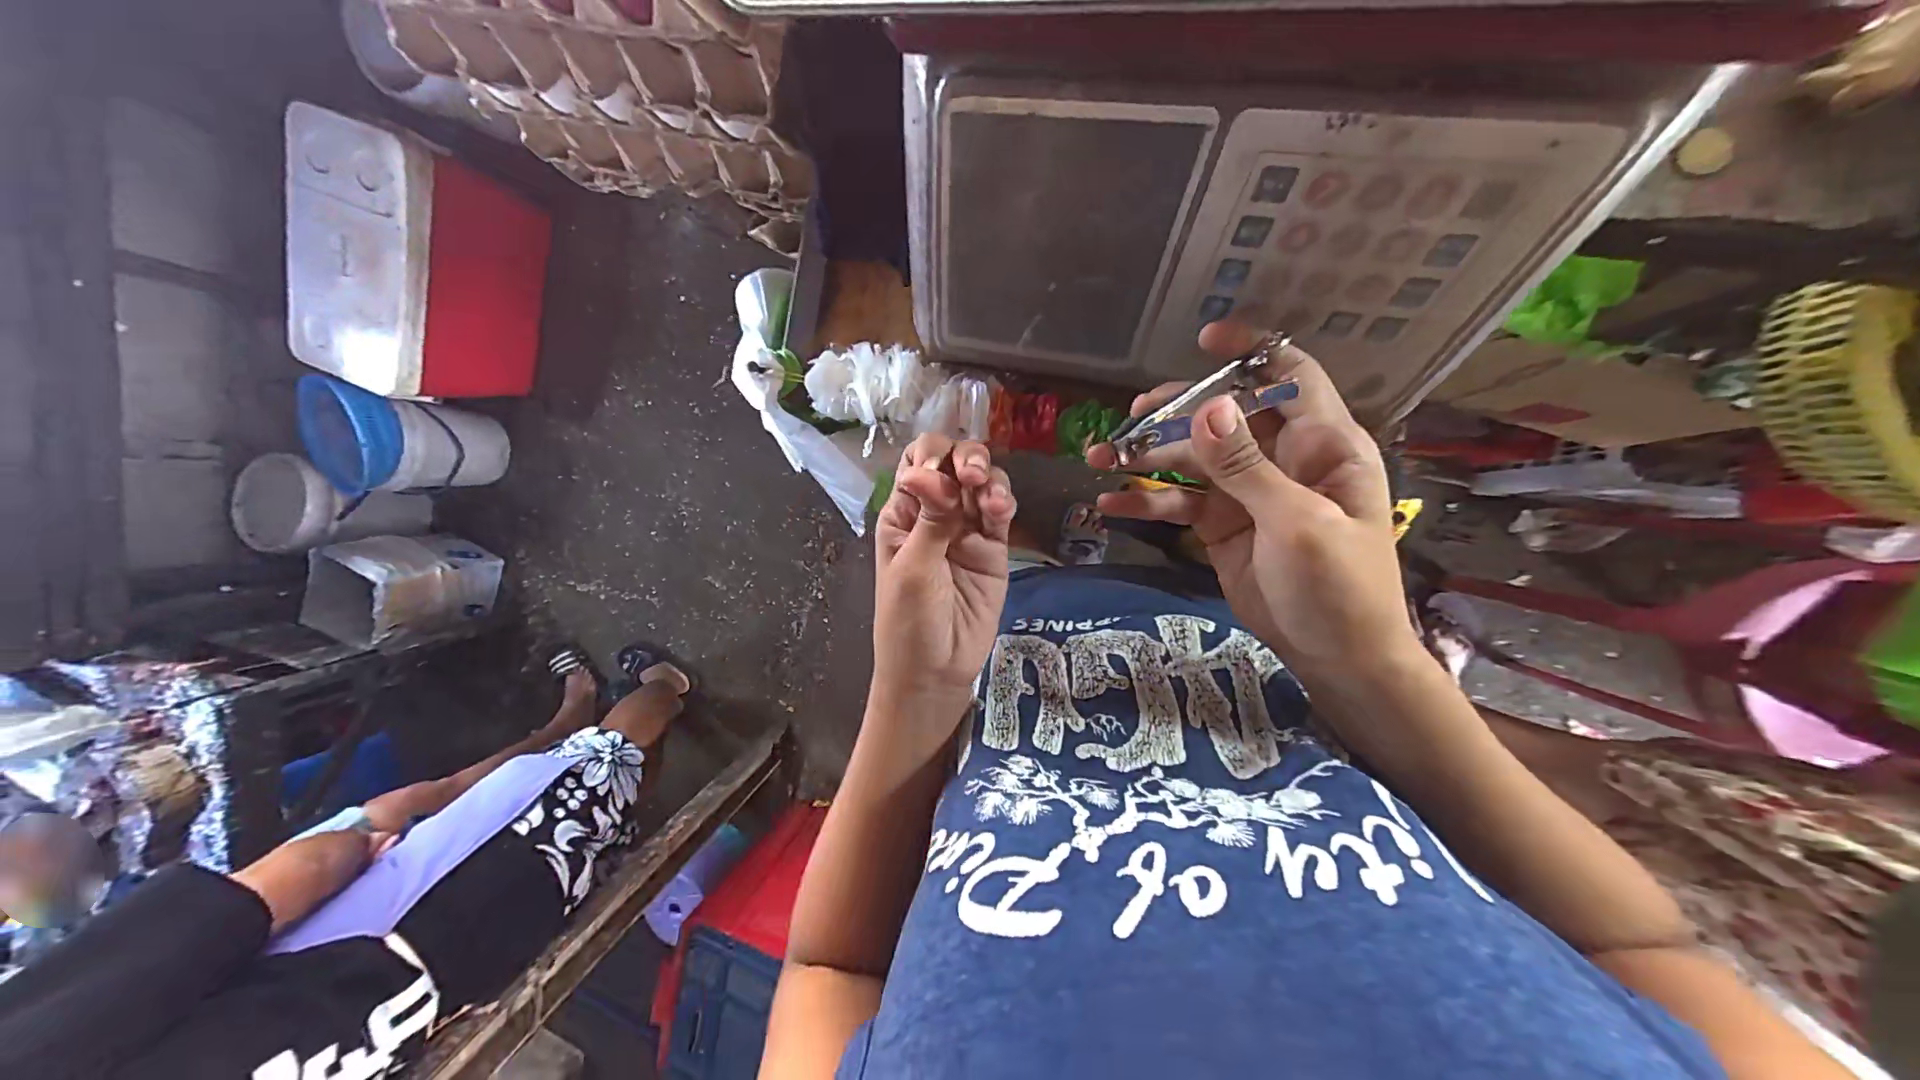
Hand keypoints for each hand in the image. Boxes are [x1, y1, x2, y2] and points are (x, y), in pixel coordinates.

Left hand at [872, 435, 1015, 728]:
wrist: (935, 672)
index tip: (939, 472)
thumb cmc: (908, 621)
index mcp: (903, 513)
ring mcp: (967, 530)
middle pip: (954, 465)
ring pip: (983, 484)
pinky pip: (1001, 515)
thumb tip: (930, 470)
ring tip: (988, 497)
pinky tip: (1000, 511)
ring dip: (988, 477)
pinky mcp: (994, 549)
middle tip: (971, 474)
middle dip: (965, 458)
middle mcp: (936, 513)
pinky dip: (1003, 504)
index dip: (931, 455)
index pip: (918, 462)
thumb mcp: (912, 568)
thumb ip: (929, 518)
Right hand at [1086, 321, 1417, 679]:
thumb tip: (1207, 408)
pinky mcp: (1221, 525)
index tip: (1204, 339)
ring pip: (1192, 459)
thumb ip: (1247, 465)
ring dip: (1147, 458)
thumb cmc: (1338, 586)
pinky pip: (1179, 503)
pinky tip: (1110, 505)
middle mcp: (1283, 458)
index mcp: (1322, 445)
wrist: (1336, 656)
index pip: (1290, 376)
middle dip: (1176, 413)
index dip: (1251, 351)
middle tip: (1131, 418)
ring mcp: (1248, 492)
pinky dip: (1146, 502)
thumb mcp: (1296, 522)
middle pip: (1224, 417)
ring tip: (1099, 458)